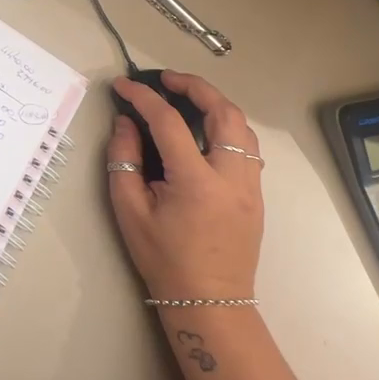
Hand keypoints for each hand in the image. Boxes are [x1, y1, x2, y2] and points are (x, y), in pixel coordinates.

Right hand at [105, 72, 263, 300]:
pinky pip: (247, 148)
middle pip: (225, 114)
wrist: (209, 300)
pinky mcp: (255, 195)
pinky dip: (226, 126)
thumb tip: (126, 122)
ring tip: (186, 96)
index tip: (123, 85)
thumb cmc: (163, 256)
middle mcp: (232, 178)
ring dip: (216, 104)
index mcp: (196, 182)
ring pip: (243, 129)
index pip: (169, 121)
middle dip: (195, 87)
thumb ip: (124, 157)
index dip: (143, 96)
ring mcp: (250, 187)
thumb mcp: (128, 207)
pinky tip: (203, 128)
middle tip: (166, 79)